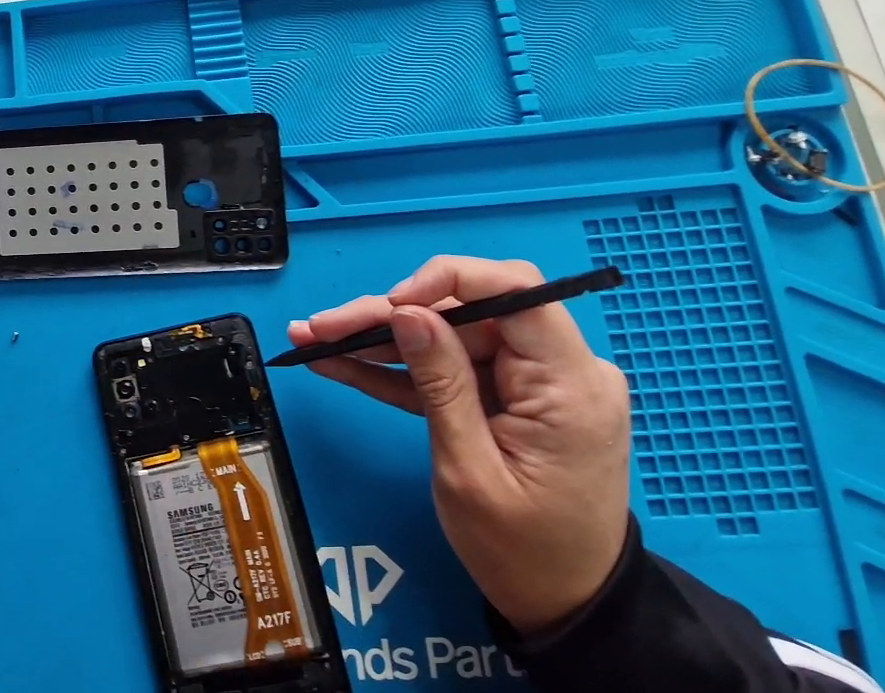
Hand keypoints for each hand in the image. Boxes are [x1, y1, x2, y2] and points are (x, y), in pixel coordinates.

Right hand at [288, 256, 631, 634]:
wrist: (563, 604)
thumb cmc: (523, 551)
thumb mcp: (469, 471)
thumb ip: (441, 383)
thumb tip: (407, 312)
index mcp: (569, 384)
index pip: (516, 291)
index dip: (448, 280)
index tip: (391, 302)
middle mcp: (559, 369)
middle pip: (466, 313)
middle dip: (389, 315)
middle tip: (321, 326)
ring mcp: (533, 382)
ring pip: (447, 336)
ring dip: (380, 339)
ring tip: (316, 338)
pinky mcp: (509, 395)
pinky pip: (449, 369)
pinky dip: (397, 369)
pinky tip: (342, 361)